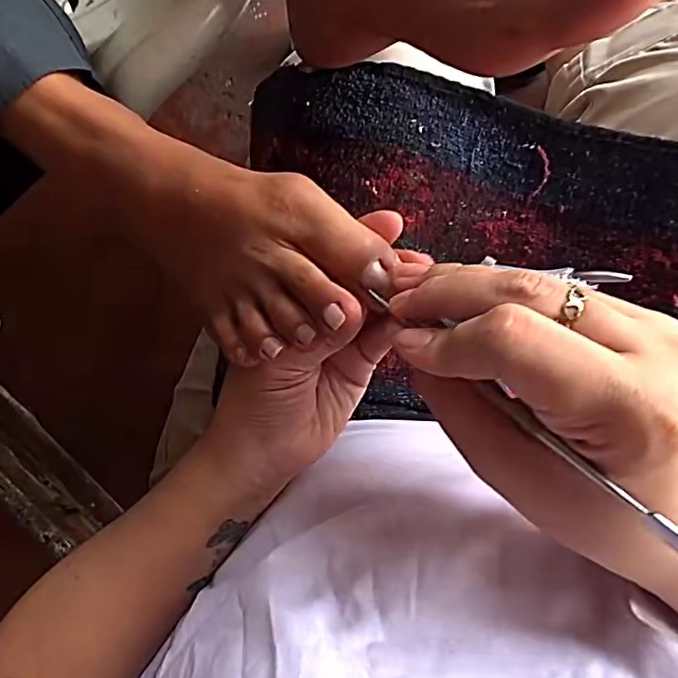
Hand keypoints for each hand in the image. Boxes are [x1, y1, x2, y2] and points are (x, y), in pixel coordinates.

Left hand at [191, 212, 413, 486]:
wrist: (260, 452)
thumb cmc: (251, 403)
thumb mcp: (279, 361)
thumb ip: (317, 335)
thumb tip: (353, 308)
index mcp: (288, 297)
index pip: (326, 262)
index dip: (356, 243)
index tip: (387, 225)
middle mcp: (315, 313)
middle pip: (356, 280)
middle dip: (386, 265)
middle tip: (417, 258)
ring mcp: (340, 338)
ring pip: (376, 307)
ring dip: (400, 294)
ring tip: (426, 279)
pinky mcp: (358, 364)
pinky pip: (385, 339)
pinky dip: (401, 327)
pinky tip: (417, 315)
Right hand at [386, 263, 677, 585]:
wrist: (676, 514)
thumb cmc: (593, 513)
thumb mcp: (509, 473)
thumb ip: (456, 404)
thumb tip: (414, 345)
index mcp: (633, 409)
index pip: (516, 338)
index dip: (448, 335)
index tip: (404, 341)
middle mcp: (663, 356)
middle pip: (531, 293)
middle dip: (451, 292)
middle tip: (399, 301)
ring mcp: (667, 330)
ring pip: (543, 282)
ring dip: (472, 284)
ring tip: (423, 295)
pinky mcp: (656, 319)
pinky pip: (562, 292)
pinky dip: (504, 294)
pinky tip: (468, 303)